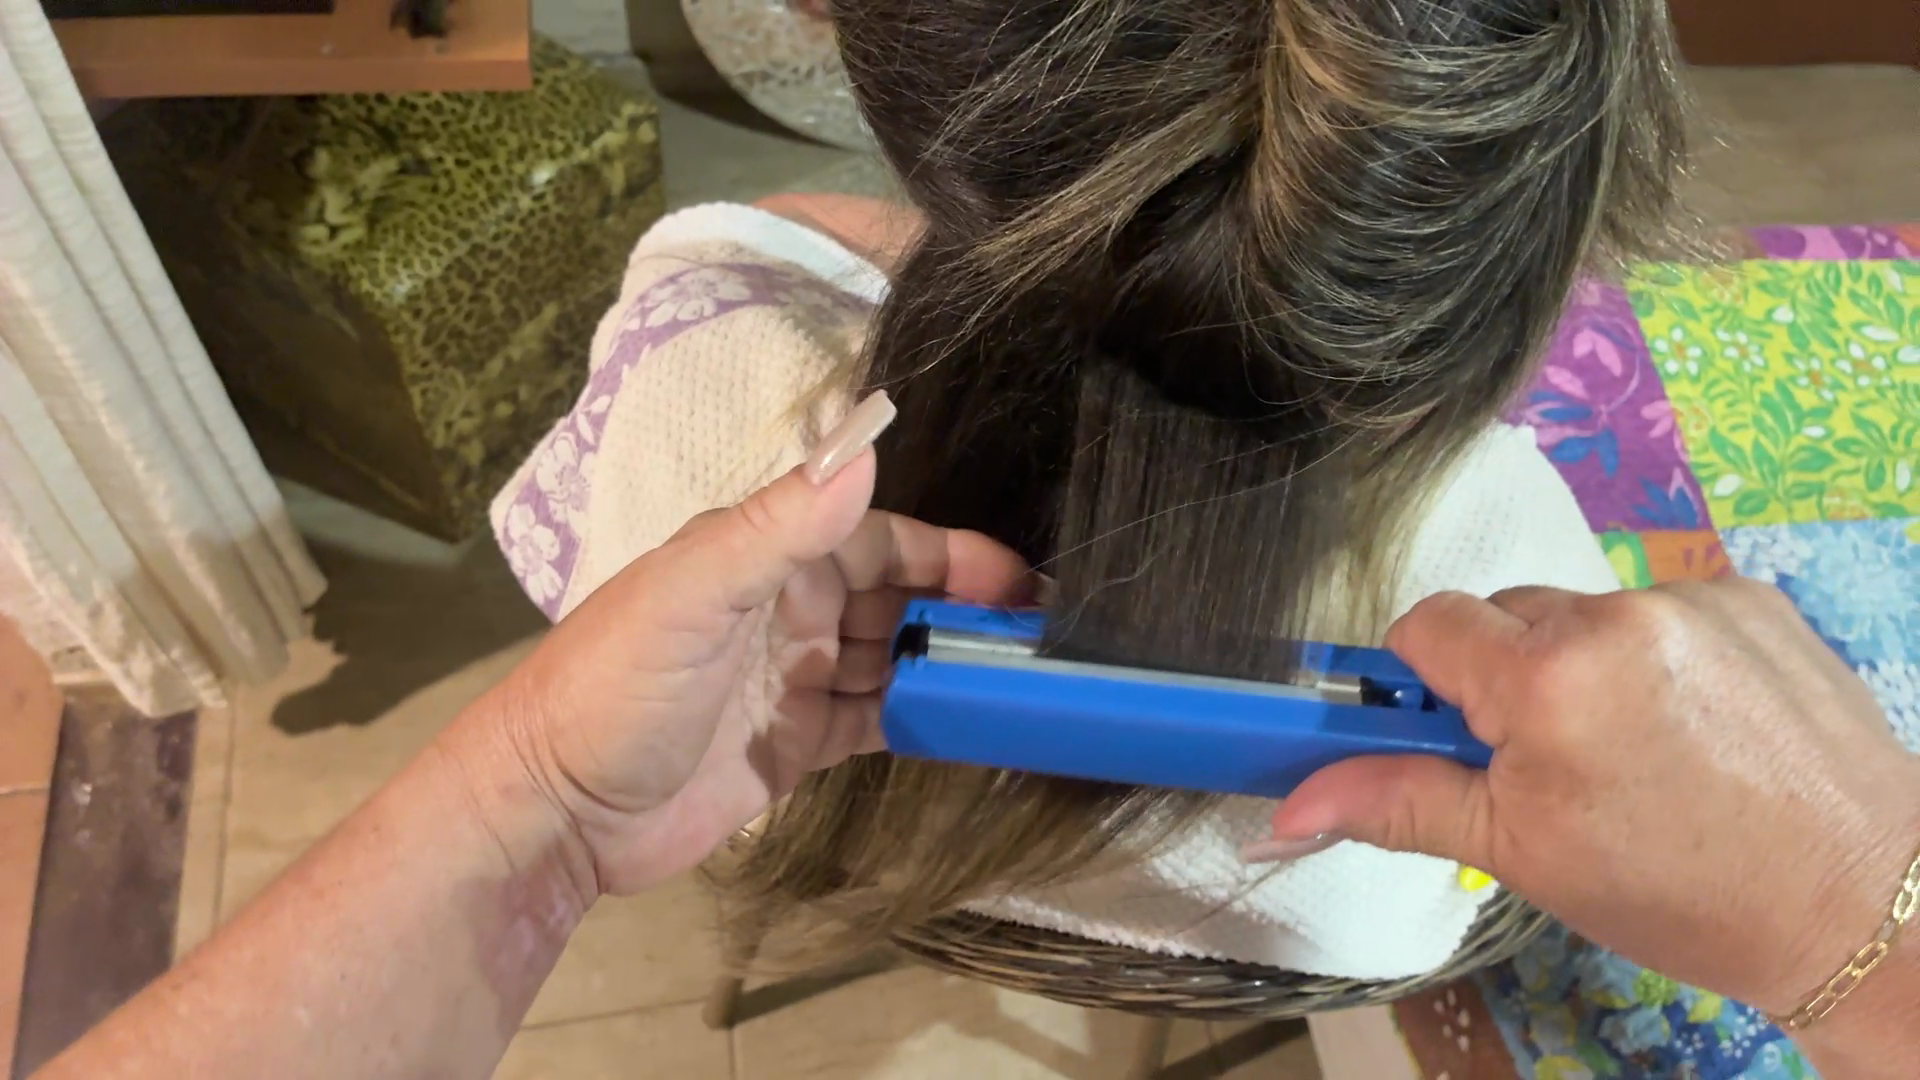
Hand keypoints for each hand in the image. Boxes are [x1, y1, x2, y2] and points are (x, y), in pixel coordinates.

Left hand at [482, 396, 1032, 894]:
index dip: (951, 555)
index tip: (1018, 582)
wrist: (559, 812)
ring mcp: (801, 676)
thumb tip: (867, 449)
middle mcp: (796, 608)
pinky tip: (964, 723)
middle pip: (899, 597)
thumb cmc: (620, 687)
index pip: (883, 541)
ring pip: (894, 656)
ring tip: (1016, 681)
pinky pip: (877, 715)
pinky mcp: (802, 739)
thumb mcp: (695, 595)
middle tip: (1035, 639)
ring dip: (947, 663)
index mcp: (774, 558)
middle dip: (962, 611)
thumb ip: (779, 526)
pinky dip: (918, 716)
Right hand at [1269, 578, 1919, 1015]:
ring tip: (1621, 736)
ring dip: (1564, 661)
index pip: (1424, 624)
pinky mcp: (1749, 597)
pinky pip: (1642, 605)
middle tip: (1538, 748)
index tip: (1456, 727)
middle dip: (1493, 671)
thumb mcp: (1510, 851)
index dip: (1423, 675)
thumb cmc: (1674, 889)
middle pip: (1494, 613)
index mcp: (1545, 676)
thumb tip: (1281, 816)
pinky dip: (1638, 651)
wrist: (1889, 916)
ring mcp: (1690, 598)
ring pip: (1565, 609)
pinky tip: (1684, 713)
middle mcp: (1613, 613)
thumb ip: (1386, 804)